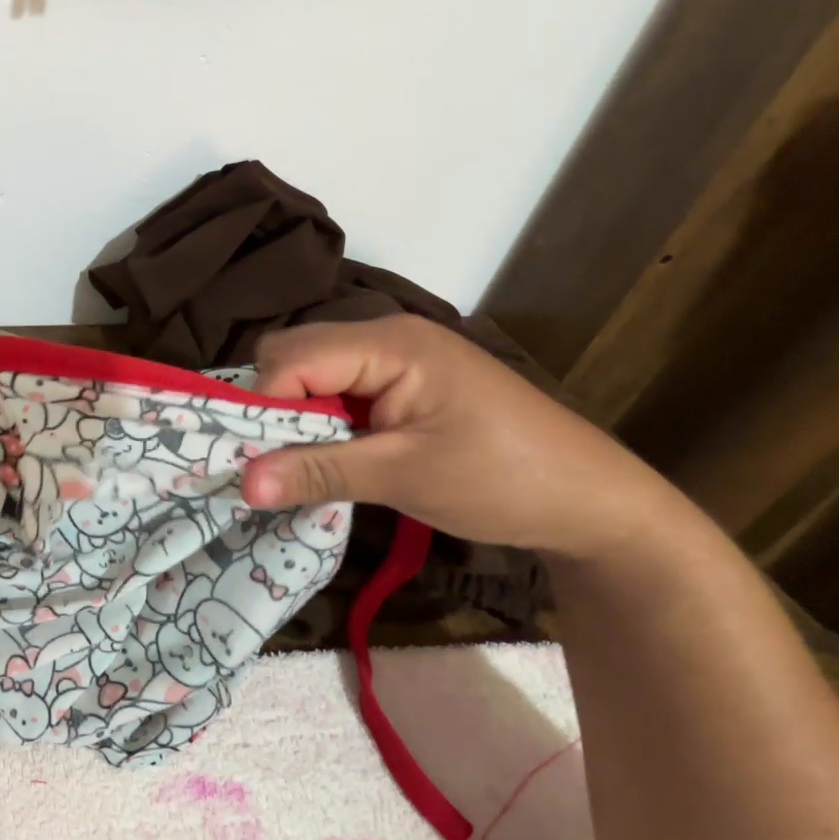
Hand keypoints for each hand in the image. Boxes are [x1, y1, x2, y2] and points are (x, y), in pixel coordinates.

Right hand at [241, 315, 680, 559]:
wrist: (596, 504)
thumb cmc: (505, 481)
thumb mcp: (405, 477)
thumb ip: (318, 471)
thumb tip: (242, 483)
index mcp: (391, 343)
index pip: (291, 358)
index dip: (265, 406)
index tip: (258, 460)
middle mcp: (387, 335)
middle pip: (293, 355)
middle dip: (275, 406)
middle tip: (283, 460)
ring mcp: (396, 356)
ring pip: (310, 371)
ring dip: (299, 415)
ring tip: (309, 461)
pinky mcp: (403, 380)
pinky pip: (336, 386)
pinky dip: (322, 419)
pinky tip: (335, 453)